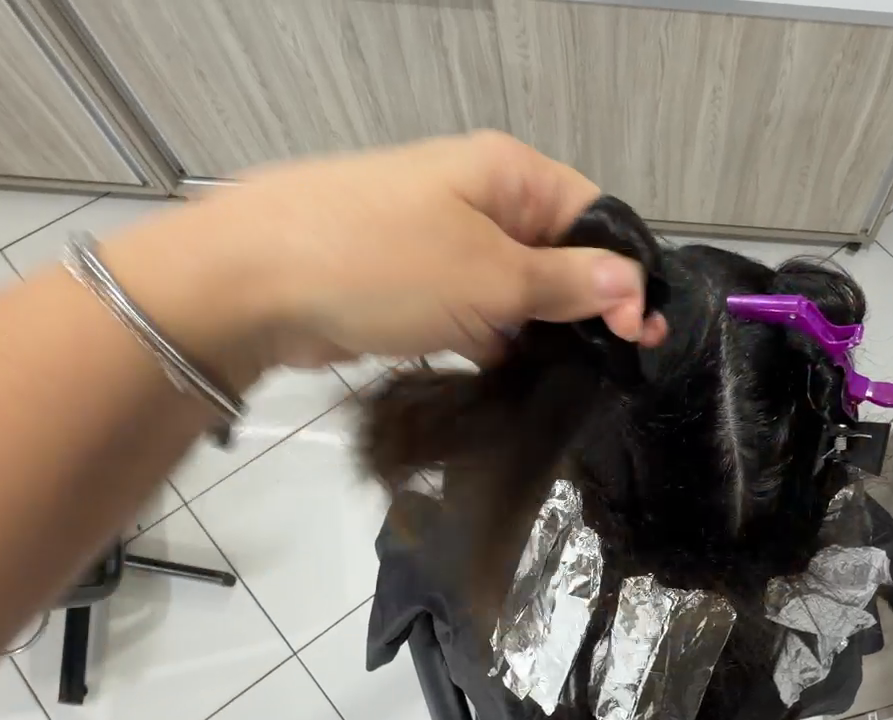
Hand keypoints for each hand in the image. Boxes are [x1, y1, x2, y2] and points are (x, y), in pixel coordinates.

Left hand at [97, 131, 667, 381]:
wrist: (253, 286)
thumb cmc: (384, 265)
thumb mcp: (492, 278)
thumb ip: (568, 283)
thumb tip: (632, 285)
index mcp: (509, 174)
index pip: (596, 216)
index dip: (624, 273)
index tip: (638, 333)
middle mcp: (482, 199)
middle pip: (559, 253)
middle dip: (586, 306)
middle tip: (612, 363)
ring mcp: (446, 242)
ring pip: (519, 289)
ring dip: (538, 328)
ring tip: (561, 373)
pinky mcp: (419, 284)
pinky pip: (478, 310)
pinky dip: (495, 339)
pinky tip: (506, 371)